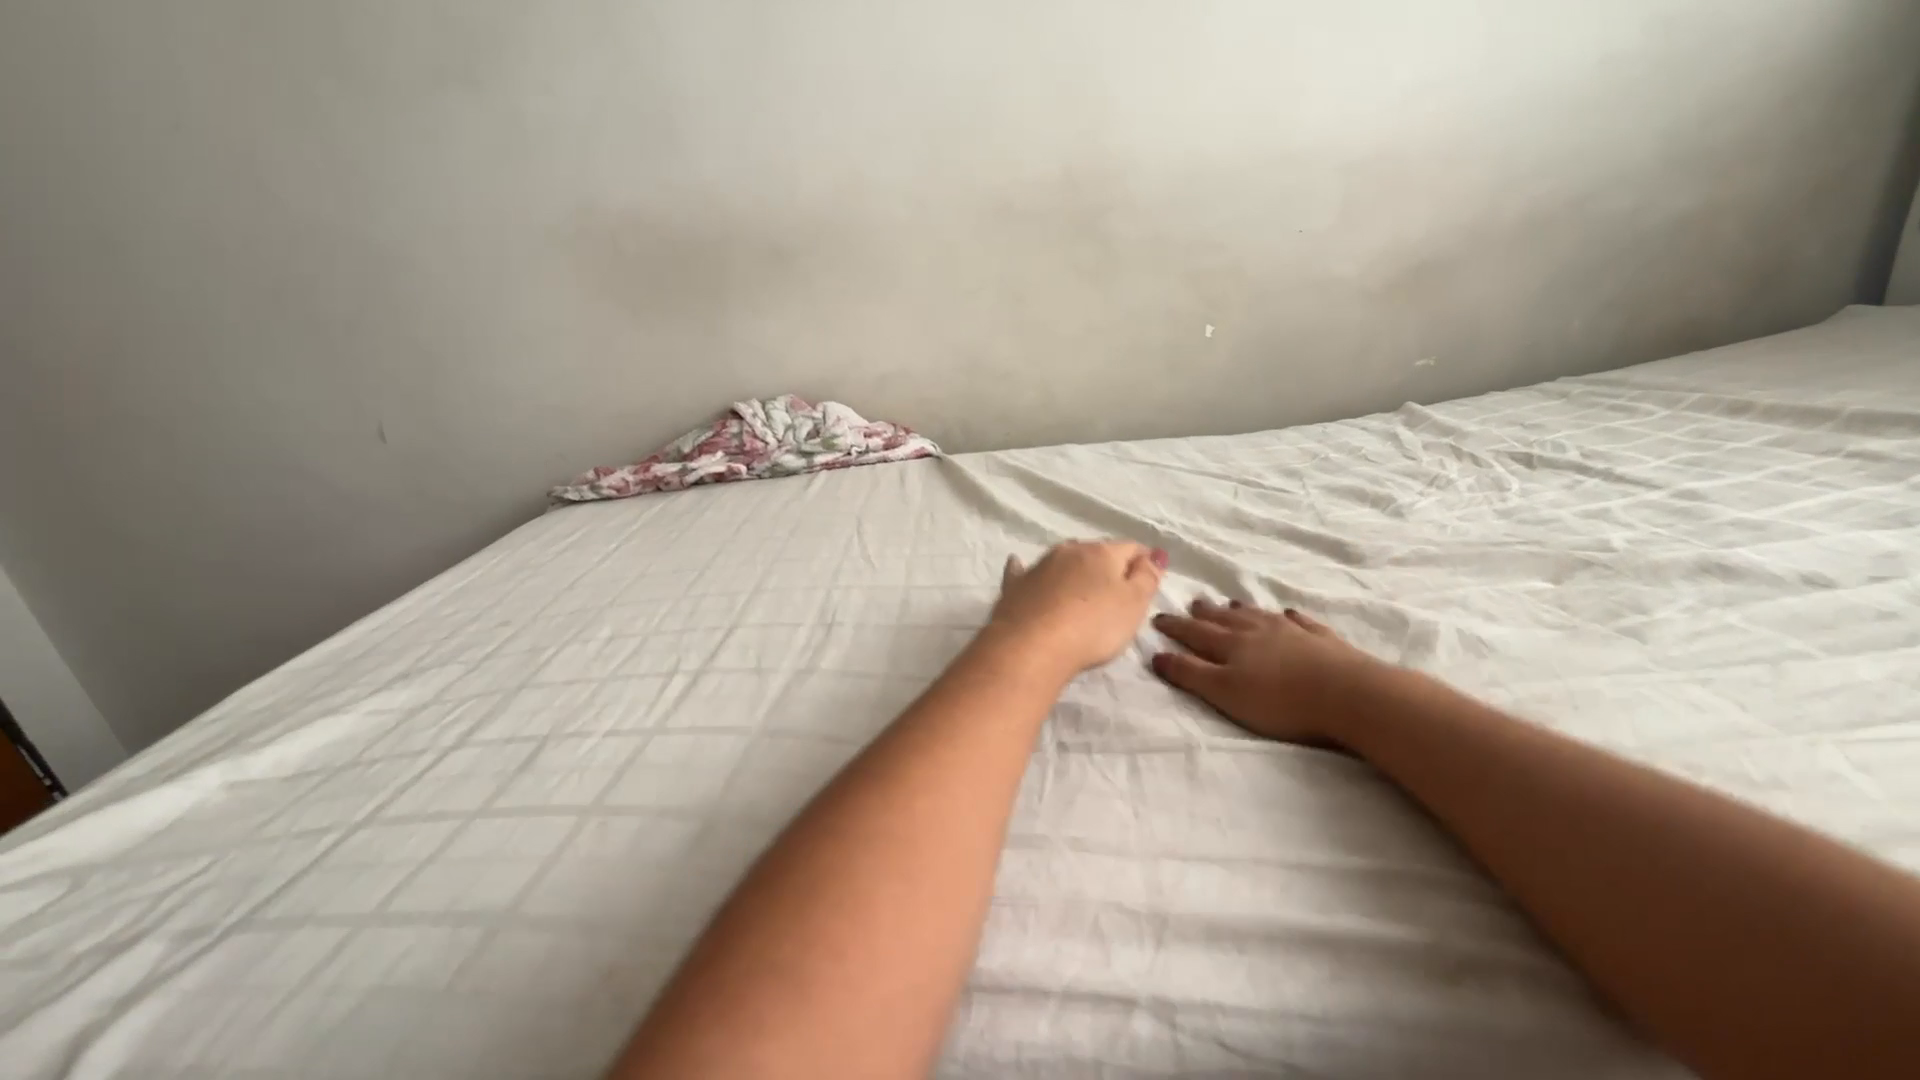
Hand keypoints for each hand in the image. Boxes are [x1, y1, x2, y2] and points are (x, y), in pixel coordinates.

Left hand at [986, 541, 1167, 676]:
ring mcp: (1039, 567)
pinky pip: (1023, 571)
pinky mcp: (1015, 586)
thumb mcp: (1134, 604)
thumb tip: (1153, 555)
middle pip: (1095, 552)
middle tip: (1117, 587)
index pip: (1131, 548)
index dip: (1144, 560)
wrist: (1030, 646)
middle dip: (1108, 565)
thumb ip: (1147, 578)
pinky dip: (1027, 570)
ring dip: (1074, 567)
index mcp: (1102, 553)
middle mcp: (1069, 551)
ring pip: (1063, 559)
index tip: (1151, 573)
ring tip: (1081, 583)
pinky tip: (1018, 564)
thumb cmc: (1092, 626)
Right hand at [1151, 599, 1387, 743]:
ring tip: (1230, 605)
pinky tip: (1287, 615)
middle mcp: (1258, 631)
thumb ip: (1190, 674)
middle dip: (1205, 613)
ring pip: (1259, 616)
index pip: (1195, 632)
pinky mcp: (1323, 640)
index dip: (1175, 627)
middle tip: (1192, 604)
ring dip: (1241, 611)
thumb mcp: (1225, 693)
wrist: (1349, 694)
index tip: (1157, 618)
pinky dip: (1288, 617)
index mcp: (1231, 645)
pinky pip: (1299, 622)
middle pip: (1225, 619)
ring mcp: (1293, 632)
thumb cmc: (1280, 701)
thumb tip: (1157, 655)